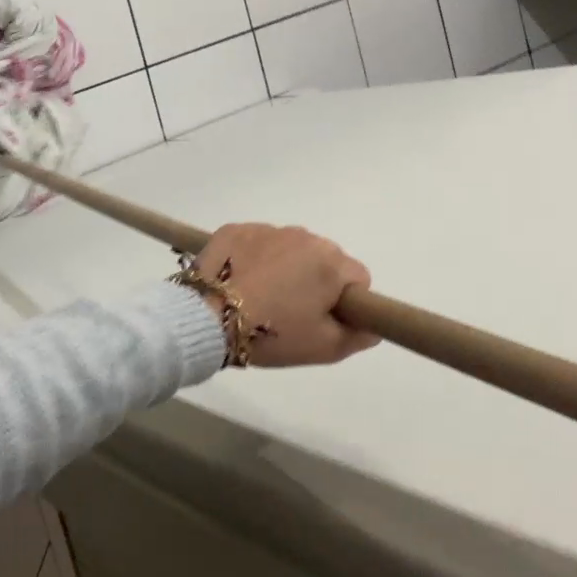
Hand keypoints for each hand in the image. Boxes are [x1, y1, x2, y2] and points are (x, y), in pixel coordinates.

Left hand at [192, 224, 376, 367]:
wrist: (207, 318)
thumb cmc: (272, 333)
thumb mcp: (327, 347)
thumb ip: (361, 334)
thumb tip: (369, 323)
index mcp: (330, 261)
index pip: (356, 279)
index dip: (343, 302)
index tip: (319, 318)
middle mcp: (301, 235)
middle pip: (322, 259)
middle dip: (312, 280)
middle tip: (287, 309)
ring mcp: (264, 229)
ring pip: (288, 248)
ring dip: (282, 266)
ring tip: (259, 294)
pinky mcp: (232, 229)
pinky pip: (255, 242)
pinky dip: (252, 257)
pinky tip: (238, 279)